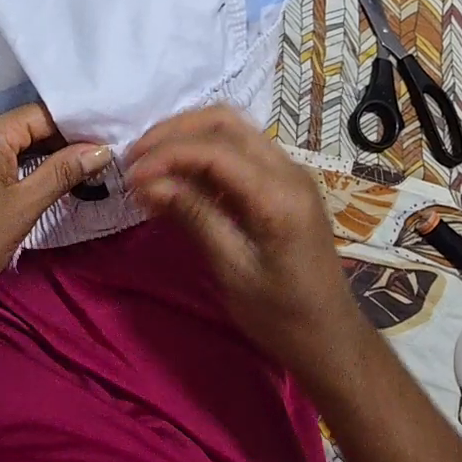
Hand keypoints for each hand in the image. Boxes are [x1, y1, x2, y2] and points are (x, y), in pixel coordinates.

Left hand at [0, 104, 110, 351]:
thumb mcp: (23, 206)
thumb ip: (63, 172)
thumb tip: (101, 148)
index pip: (44, 114)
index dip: (78, 126)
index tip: (109, 140)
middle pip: (28, 125)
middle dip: (63, 141)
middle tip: (101, 157)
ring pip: (11, 143)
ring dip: (42, 155)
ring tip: (80, 169)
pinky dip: (19, 165)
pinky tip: (40, 181)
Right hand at [124, 106, 363, 379]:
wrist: (331, 339)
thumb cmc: (281, 316)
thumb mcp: (232, 270)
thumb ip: (194, 215)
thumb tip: (147, 182)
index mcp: (278, 195)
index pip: (214, 150)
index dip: (166, 154)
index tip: (130, 176)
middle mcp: (288, 170)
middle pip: (223, 122)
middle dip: (173, 132)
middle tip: (135, 158)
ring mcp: (290, 172)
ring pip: (231, 128)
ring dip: (187, 137)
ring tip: (149, 163)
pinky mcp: (284, 181)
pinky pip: (240, 149)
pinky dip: (204, 152)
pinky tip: (177, 177)